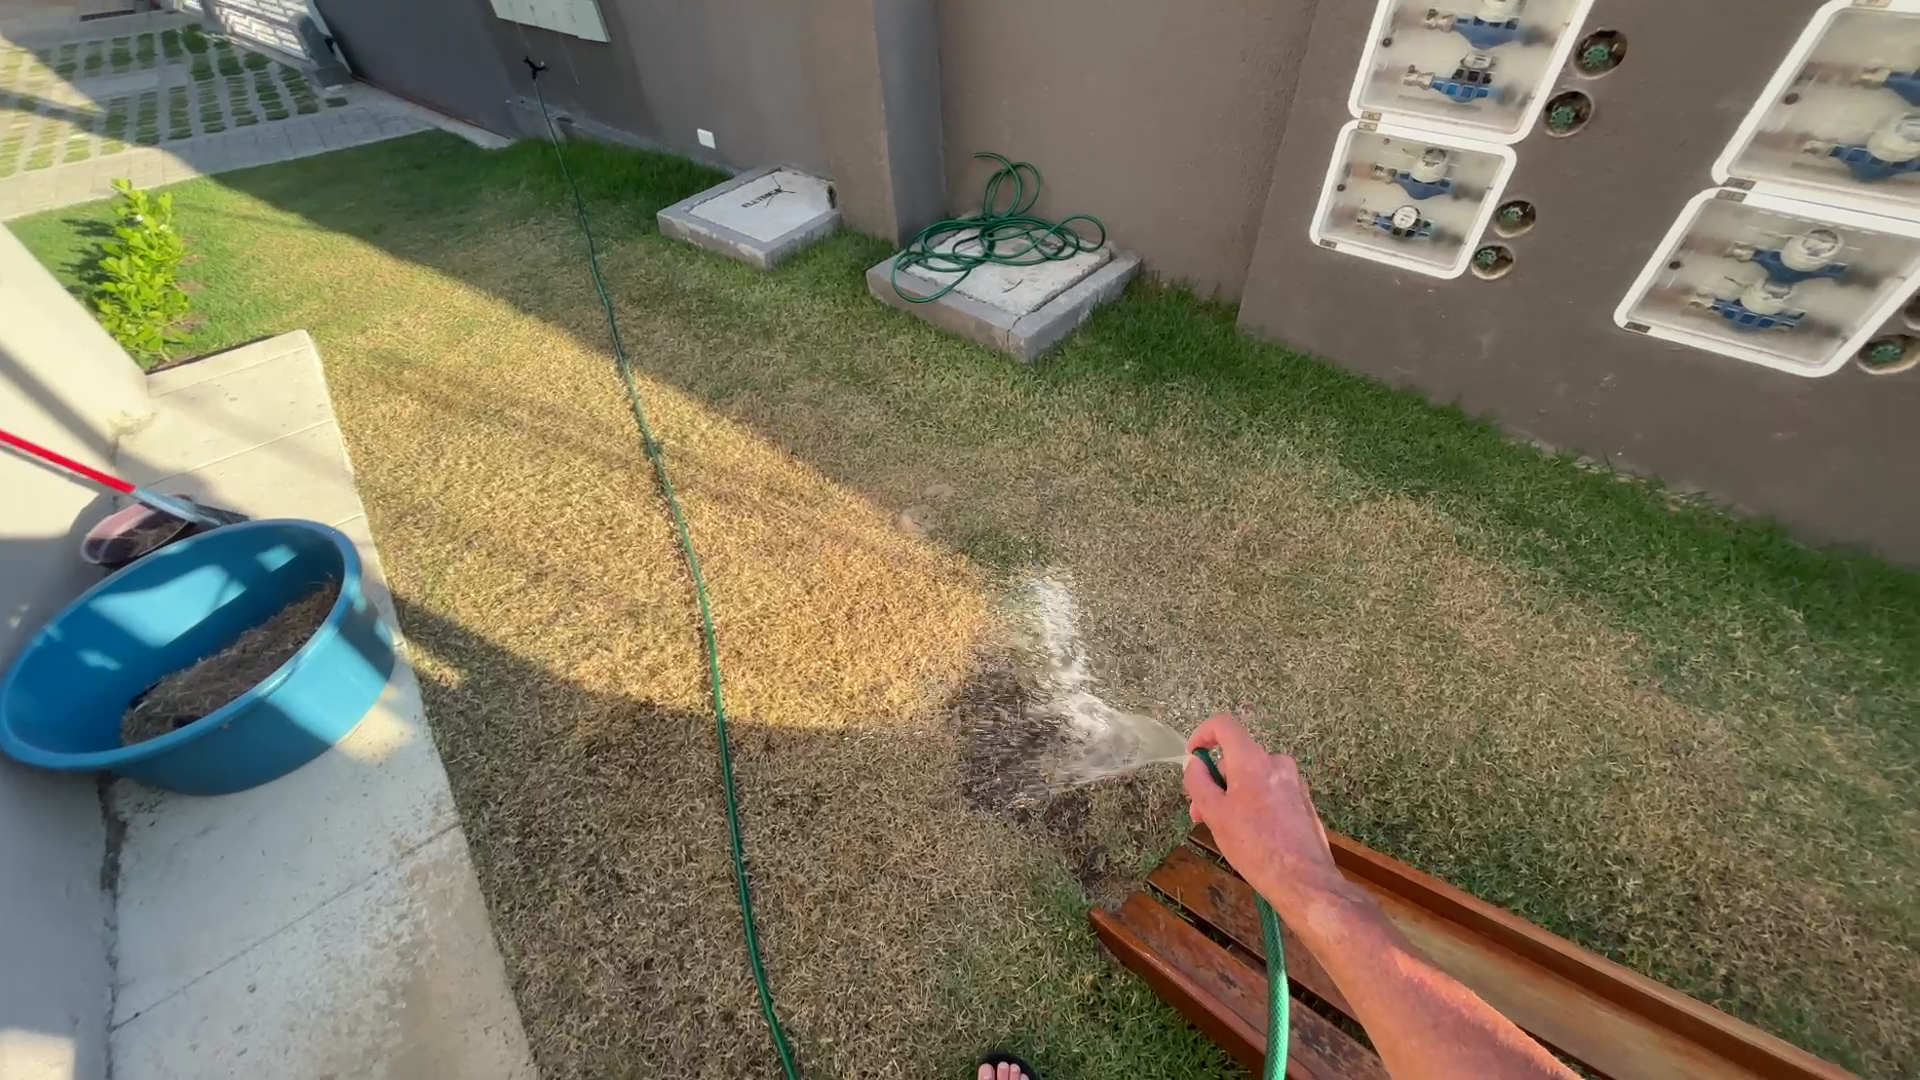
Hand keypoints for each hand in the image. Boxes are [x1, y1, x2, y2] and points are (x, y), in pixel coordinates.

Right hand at [1183, 712, 1350, 917]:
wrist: (1305, 882)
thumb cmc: (1254, 846)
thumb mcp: (1214, 813)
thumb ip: (1198, 781)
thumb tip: (1194, 764)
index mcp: (1252, 760)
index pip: (1224, 725)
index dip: (1202, 734)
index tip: (1192, 756)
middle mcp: (1276, 763)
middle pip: (1236, 757)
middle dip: (1215, 780)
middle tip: (1201, 811)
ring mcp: (1294, 782)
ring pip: (1252, 776)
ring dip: (1232, 794)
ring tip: (1222, 827)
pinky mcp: (1303, 801)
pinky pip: (1269, 789)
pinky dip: (1253, 801)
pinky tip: (1249, 833)